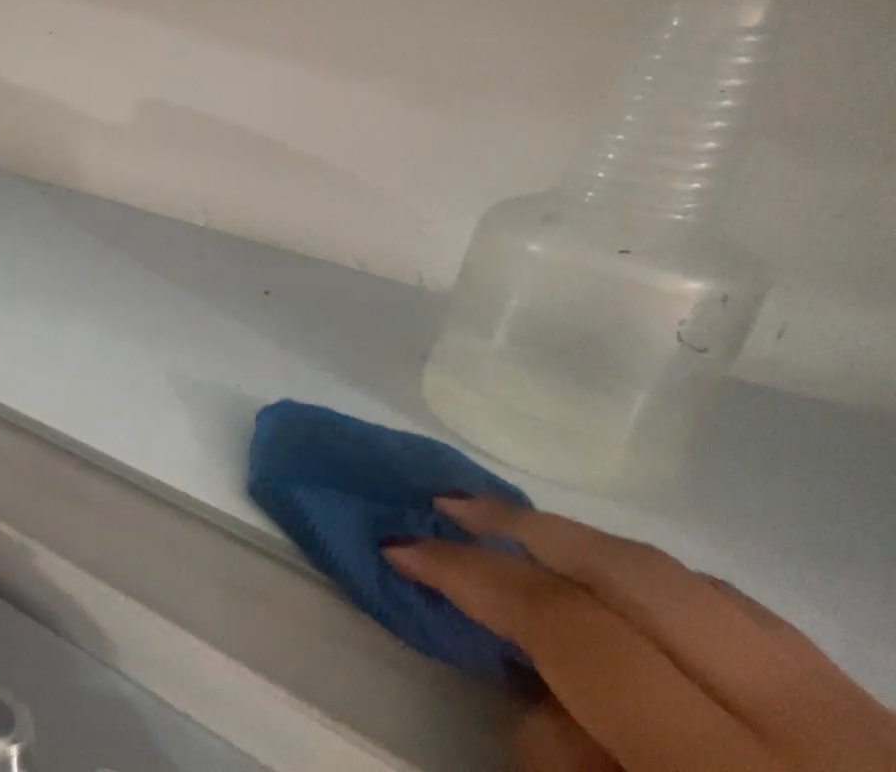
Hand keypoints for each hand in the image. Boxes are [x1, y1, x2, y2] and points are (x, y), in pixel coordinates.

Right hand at [384, 496, 895, 771]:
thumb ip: (565, 758)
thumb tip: (538, 691)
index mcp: (729, 769)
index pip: (577, 631)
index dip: (477, 578)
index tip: (403, 552)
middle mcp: (810, 725)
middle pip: (641, 575)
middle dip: (529, 529)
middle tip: (446, 507)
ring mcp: (860, 713)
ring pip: (698, 584)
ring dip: (592, 550)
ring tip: (516, 538)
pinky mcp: (877, 714)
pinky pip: (745, 618)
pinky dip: (662, 592)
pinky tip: (619, 600)